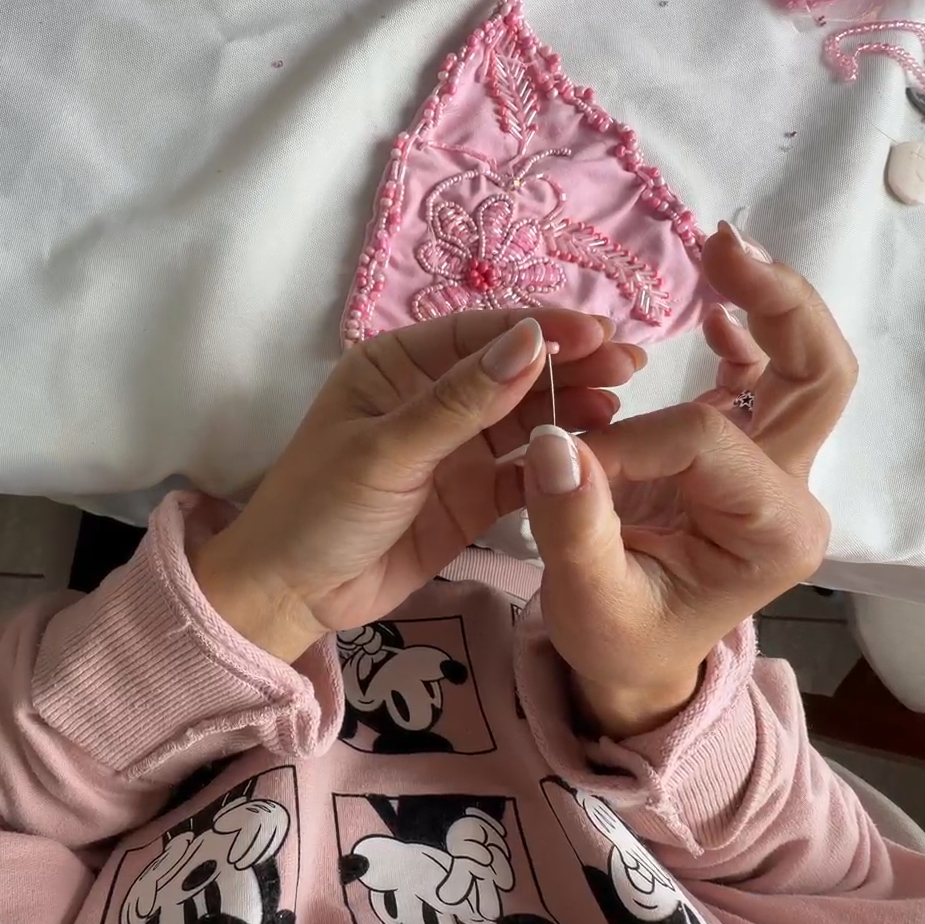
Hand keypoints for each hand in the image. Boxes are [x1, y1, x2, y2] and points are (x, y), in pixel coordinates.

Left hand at [193, 310, 644, 662]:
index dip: (536, 332)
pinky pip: (519, 471)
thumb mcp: (386, 450)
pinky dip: (553, 464)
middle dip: (565, 367)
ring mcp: (451, 448)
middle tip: (630, 366)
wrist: (294, 591)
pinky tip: (594, 456)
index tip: (597, 334)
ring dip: (568, 412)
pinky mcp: (468, 495)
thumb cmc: (320, 507)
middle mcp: (427, 399)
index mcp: (394, 367)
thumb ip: (460, 402)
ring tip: (621, 406)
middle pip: (507, 374)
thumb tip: (531, 342)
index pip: (475, 336)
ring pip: (520, 420)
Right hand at [523, 223, 857, 736]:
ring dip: (767, 306)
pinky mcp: (740, 463)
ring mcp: (771, 476)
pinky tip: (715, 314)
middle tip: (722, 246)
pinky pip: (761, 386)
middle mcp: (789, 497)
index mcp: (769, 534)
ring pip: (802, 370)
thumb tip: (550, 443)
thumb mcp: (587, 596)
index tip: (564, 464)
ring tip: (719, 254)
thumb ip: (572, 523)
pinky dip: (745, 340)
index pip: (699, 439)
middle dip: (777, 306)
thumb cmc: (616, 638)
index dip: (623, 439)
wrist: (639, 664)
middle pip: (818, 377)